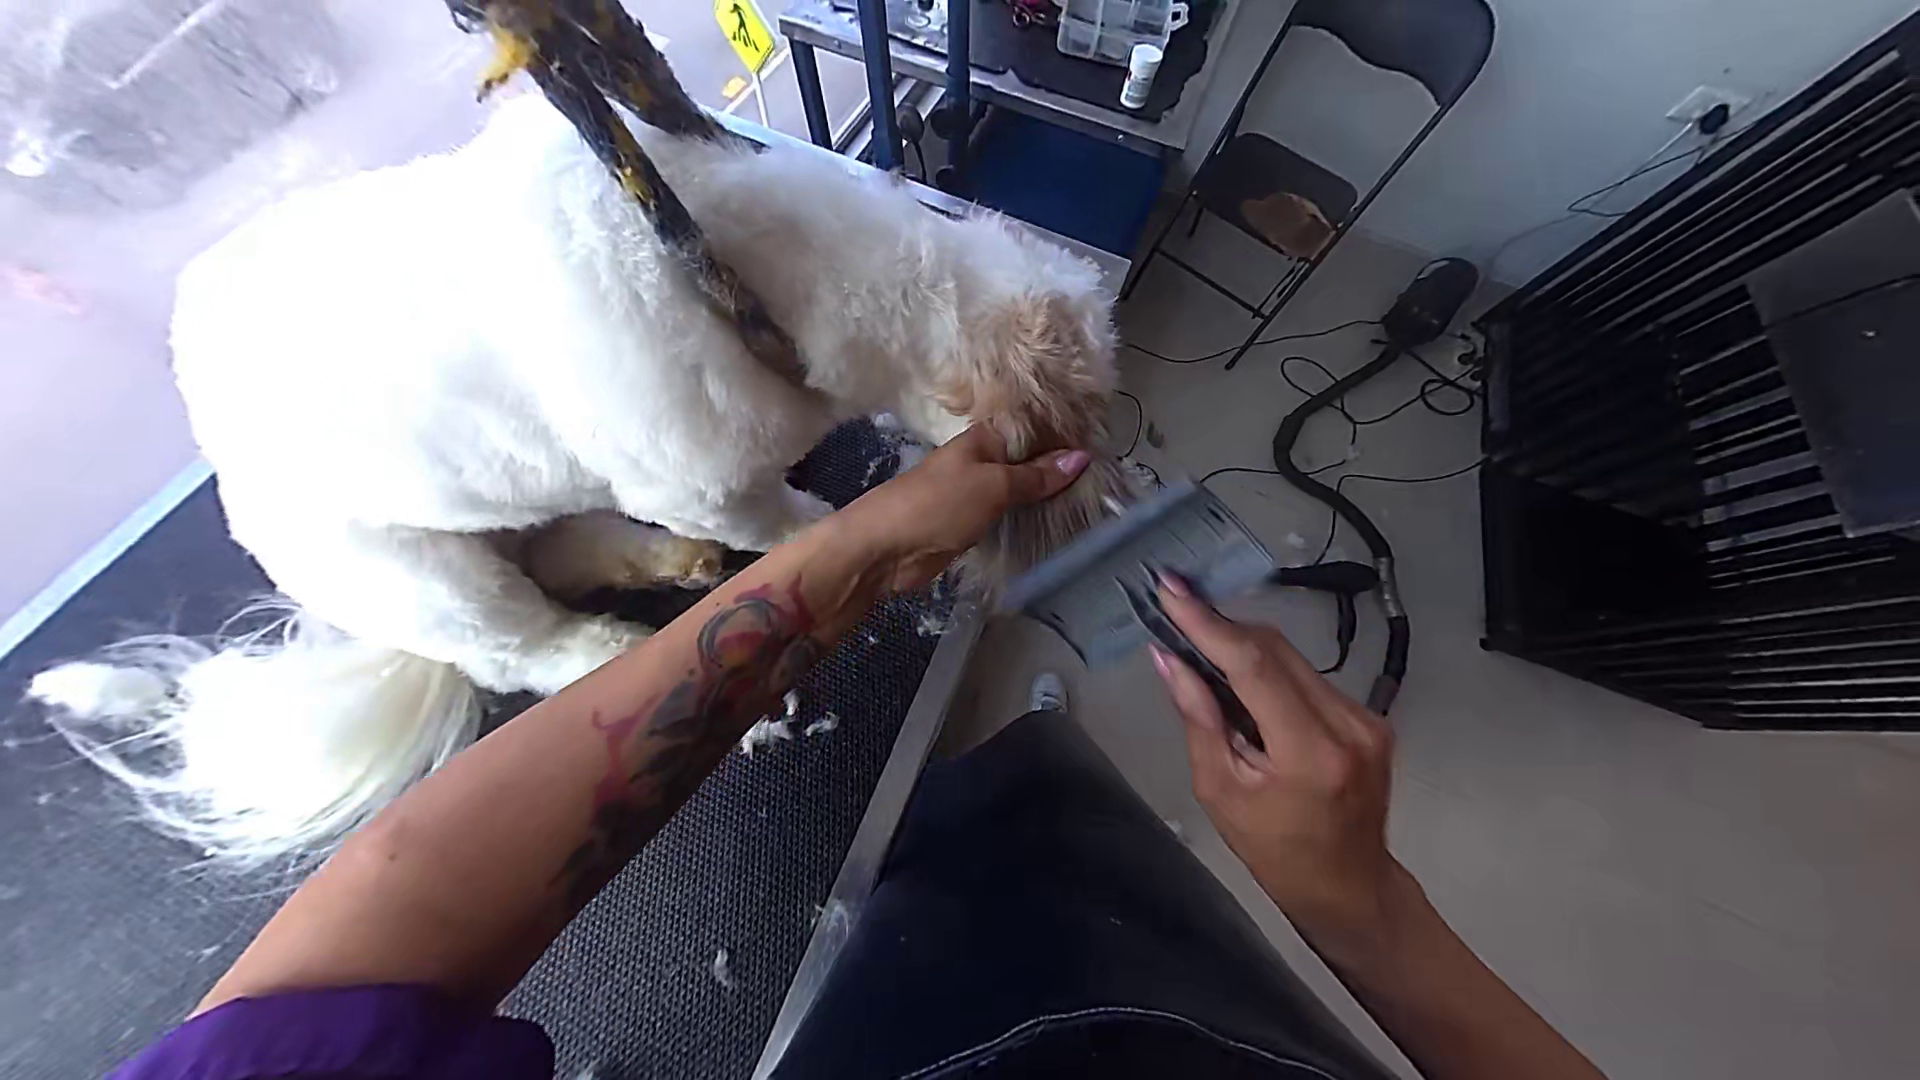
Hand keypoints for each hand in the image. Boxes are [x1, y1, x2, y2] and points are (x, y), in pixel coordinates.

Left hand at [832, 424, 1088, 591]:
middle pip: (1027, 463)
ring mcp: (975, 495)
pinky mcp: (970, 525)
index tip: (1103, 450)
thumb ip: (1035, 475)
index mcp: (984, 440)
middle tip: (1106, 483)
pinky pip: (1007, 517)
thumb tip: (1081, 457)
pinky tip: (1058, 524)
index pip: (1033, 433)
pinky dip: (1027, 520)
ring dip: (1045, 498)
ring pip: (1018, 492)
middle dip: (1059, 472)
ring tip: (1093, 503)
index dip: (1064, 440)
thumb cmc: (939, 505)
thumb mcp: (993, 485)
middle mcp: (981, 463)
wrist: (887, 549)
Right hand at [1150, 576, 1406, 953]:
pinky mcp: (1365, 714)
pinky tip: (1233, 671)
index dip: (1207, 623)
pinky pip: (1301, 671)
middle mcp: (1348, 723)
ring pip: (1288, 653)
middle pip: (1273, 648)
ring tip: (1195, 637)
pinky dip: (1261, 663)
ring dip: (1237, 641)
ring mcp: (1363, 716)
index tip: (1171, 590)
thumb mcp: (1218, 789)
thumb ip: (1197, 717)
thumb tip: (1167, 658)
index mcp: (1310, 752)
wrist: (1351, 886)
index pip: (1253, 666)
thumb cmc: (1274, 849)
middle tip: (1173, 604)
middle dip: (1218, 623)